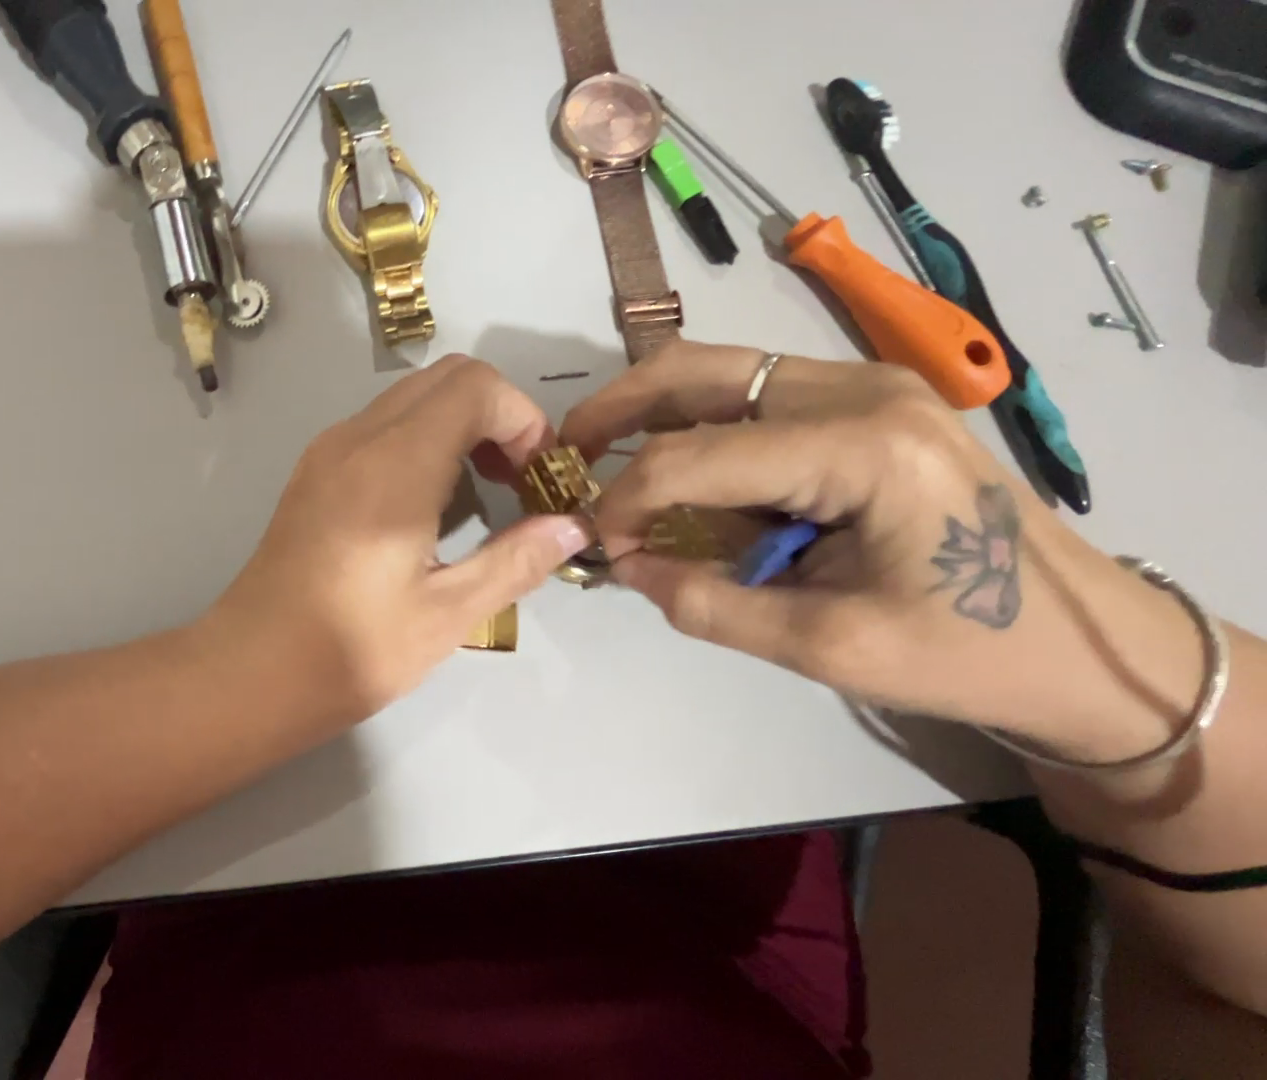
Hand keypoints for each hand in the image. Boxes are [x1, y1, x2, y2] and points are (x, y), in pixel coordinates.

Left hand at [208, 357, 591, 725]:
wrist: (251, 670)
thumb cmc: (352, 648)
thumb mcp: (448, 613)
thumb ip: (517, 560)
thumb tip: (571, 525)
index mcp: (396, 461)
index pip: (476, 386)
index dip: (522, 418)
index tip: (535, 479)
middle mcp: (356, 438)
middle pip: (443, 379)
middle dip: (494, 415)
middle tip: (514, 483)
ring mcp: (326, 452)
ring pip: (408, 400)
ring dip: (456, 426)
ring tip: (477, 495)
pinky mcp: (311, 474)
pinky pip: (378, 427)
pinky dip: (419, 441)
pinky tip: (427, 507)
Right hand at [561, 341, 1203, 760]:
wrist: (1087, 642)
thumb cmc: (967, 652)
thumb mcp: (824, 646)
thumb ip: (706, 601)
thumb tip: (620, 562)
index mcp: (861, 448)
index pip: (695, 456)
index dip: (625, 498)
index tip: (590, 542)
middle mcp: (862, 390)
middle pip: (699, 370)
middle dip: (616, 409)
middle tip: (563, 455)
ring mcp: (868, 385)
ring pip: (722, 371)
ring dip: (652, 413)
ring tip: (605, 464)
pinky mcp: (867, 401)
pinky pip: (754, 395)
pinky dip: (699, 427)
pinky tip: (680, 474)